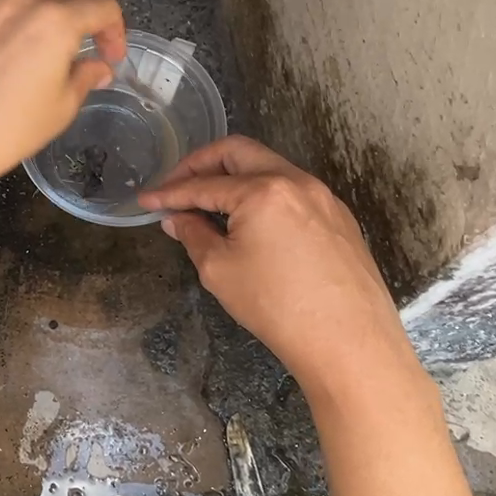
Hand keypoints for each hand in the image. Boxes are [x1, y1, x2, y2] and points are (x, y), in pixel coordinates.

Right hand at [139, 136, 412, 392]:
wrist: (349, 343)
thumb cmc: (276, 305)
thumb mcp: (218, 270)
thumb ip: (193, 234)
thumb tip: (177, 219)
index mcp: (262, 190)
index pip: (203, 184)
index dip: (169, 193)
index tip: (146, 201)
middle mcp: (296, 182)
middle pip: (238, 152)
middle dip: (199, 165)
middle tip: (175, 186)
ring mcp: (323, 198)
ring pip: (268, 168)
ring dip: (232, 179)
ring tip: (207, 205)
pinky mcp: (339, 218)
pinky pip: (290, 191)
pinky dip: (260, 195)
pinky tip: (248, 223)